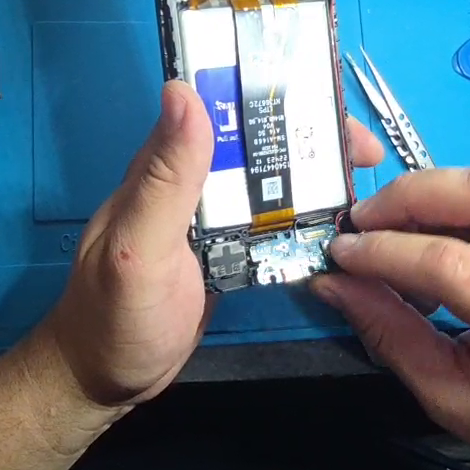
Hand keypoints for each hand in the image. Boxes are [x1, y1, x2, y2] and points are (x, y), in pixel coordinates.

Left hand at [31, 81, 385, 409]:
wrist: (105, 380)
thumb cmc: (113, 316)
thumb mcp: (140, 245)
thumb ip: (164, 176)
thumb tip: (183, 89)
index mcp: (164, 168)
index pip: (219, 108)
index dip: (272, 93)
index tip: (326, 98)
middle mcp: (190, 184)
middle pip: (256, 142)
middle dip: (310, 136)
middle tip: (363, 151)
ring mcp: (211, 220)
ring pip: (269, 182)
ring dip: (314, 176)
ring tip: (363, 182)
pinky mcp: (227, 252)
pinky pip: (271, 223)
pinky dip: (304, 218)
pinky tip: (337, 223)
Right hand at [312, 165, 469, 469]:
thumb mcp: (455, 400)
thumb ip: (392, 334)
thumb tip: (335, 283)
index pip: (458, 265)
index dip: (387, 253)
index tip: (341, 252)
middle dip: (412, 196)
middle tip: (364, 220)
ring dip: (436, 193)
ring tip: (393, 225)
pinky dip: (464, 205)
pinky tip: (436, 232)